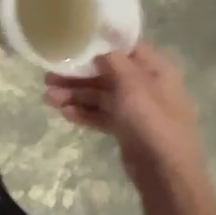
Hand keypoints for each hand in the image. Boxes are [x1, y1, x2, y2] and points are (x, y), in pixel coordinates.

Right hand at [44, 36, 210, 191]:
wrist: (167, 175)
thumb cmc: (152, 121)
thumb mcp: (132, 84)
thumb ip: (113, 61)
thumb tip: (99, 50)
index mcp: (156, 69)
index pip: (125, 46)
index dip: (99, 42)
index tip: (73, 39)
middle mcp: (147, 85)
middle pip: (107, 73)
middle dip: (78, 75)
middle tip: (48, 76)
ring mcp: (137, 109)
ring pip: (101, 96)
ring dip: (75, 95)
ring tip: (48, 98)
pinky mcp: (127, 130)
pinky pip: (102, 115)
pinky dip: (84, 113)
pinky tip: (64, 113)